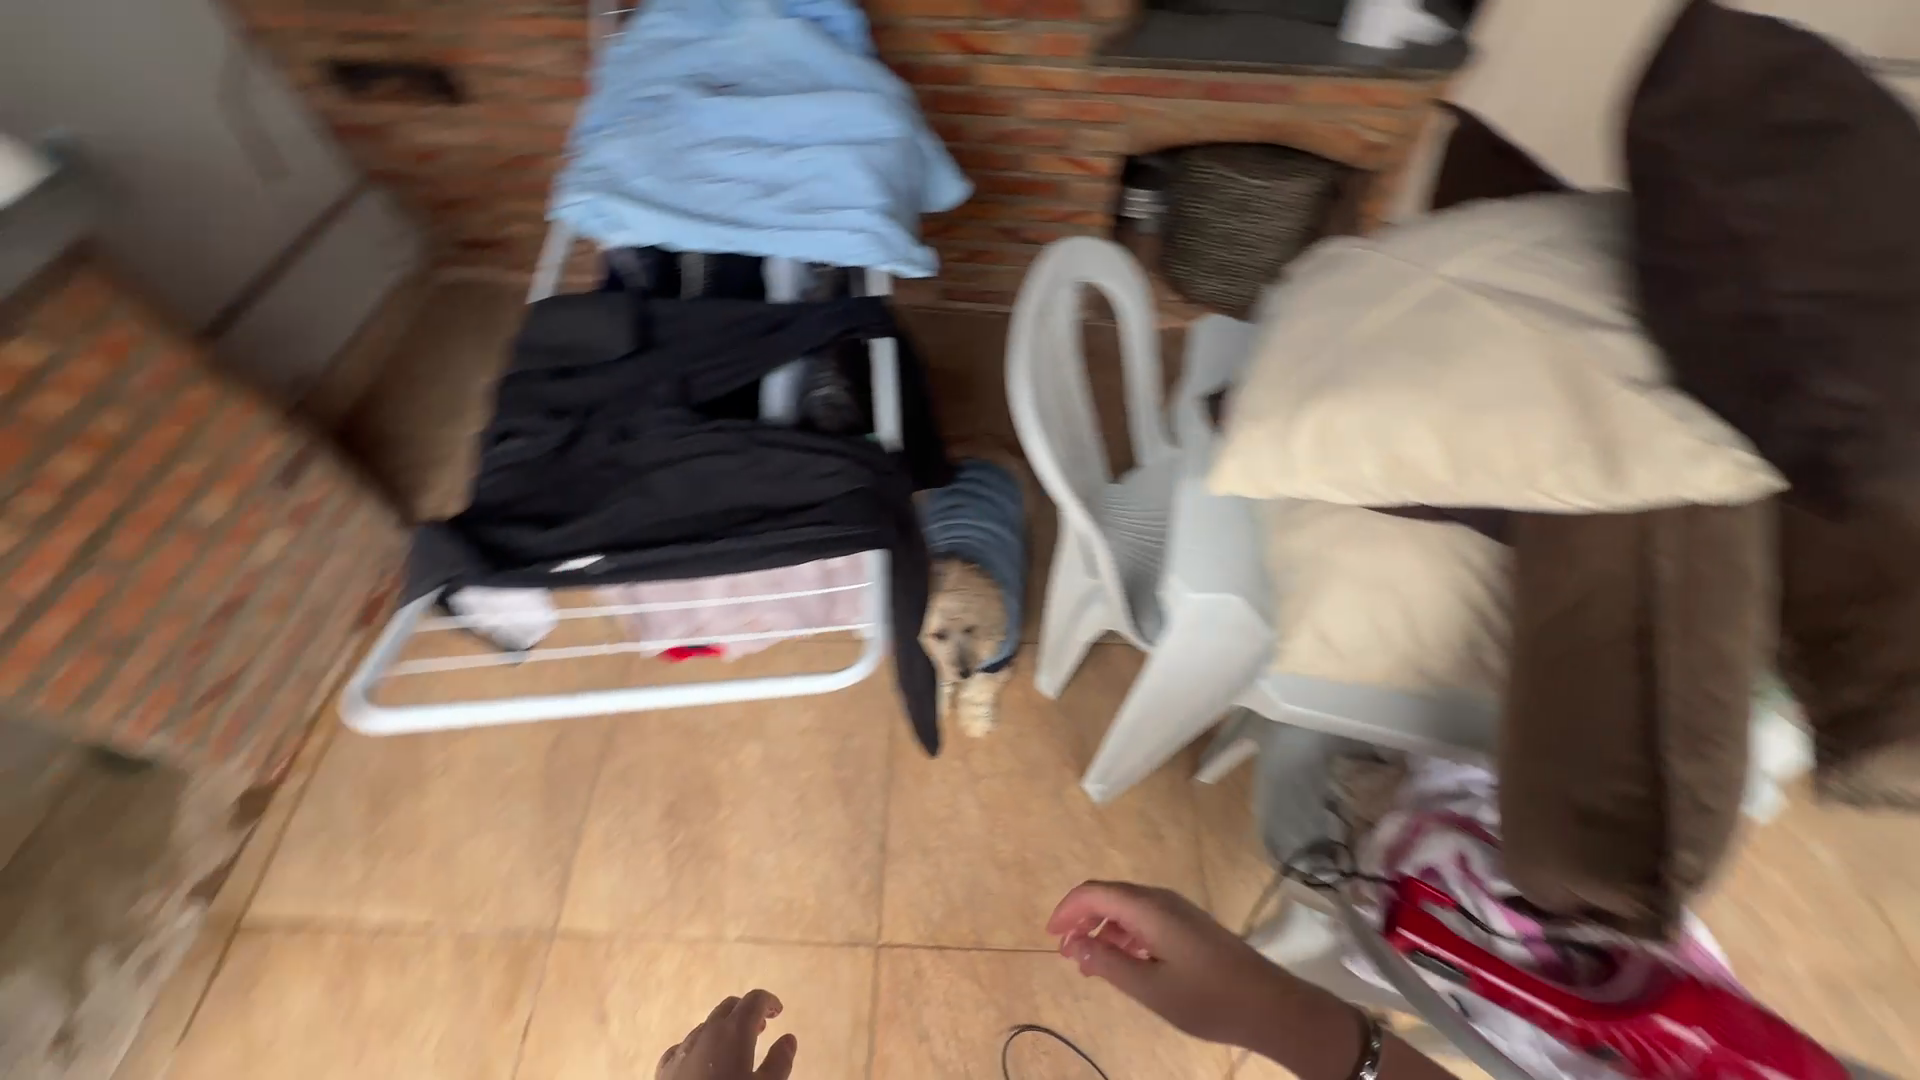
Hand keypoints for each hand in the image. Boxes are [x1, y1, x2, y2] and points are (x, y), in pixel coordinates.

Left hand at [656, 989, 797, 1079]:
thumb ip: (779, 1062)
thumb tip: (788, 1038)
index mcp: (734, 1030)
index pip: (754, 1000)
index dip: (769, 1001)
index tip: (778, 1013)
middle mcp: (707, 1032)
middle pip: (728, 1007)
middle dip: (746, 1012)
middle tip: (760, 1028)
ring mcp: (682, 1051)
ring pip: (706, 1026)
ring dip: (723, 1030)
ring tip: (734, 1049)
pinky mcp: (664, 1071)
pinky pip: (683, 1048)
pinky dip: (699, 1047)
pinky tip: (701, 1064)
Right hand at [1047, 881, 1303, 1049]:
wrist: (1269, 1004)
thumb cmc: (1206, 997)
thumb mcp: (1150, 988)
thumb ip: (1108, 962)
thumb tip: (1074, 943)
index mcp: (1148, 908)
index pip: (1095, 893)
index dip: (1067, 909)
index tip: (1051, 936)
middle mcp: (1159, 899)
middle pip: (1108, 896)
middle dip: (1082, 919)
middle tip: (1066, 952)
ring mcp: (1176, 909)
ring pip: (1126, 907)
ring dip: (1102, 929)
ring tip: (1090, 963)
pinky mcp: (1188, 923)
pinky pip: (1144, 918)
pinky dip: (1124, 934)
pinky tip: (1123, 961)